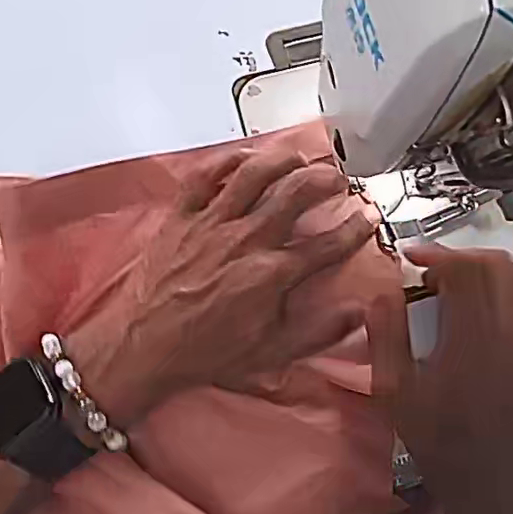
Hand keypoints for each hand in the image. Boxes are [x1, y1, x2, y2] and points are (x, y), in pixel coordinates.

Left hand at [67, 147, 376, 424]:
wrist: (145, 347)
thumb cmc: (206, 353)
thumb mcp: (270, 356)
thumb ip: (318, 333)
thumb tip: (355, 313)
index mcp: (271, 275)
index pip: (327, 244)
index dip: (354, 228)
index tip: (366, 217)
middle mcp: (246, 241)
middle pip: (296, 194)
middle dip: (325, 181)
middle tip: (337, 180)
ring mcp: (211, 224)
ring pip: (254, 175)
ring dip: (283, 160)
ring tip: (300, 158)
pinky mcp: (181, 217)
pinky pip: (204, 176)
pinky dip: (226, 161)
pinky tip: (245, 158)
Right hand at [368, 244, 512, 513]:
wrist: (487, 473)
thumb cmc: (438, 436)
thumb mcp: (393, 391)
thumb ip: (385, 337)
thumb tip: (382, 297)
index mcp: (472, 344)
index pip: (466, 271)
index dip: (437, 254)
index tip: (415, 257)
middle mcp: (511, 337)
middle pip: (496, 266)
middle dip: (459, 257)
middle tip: (433, 271)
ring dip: (488, 268)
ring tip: (461, 282)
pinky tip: (493, 299)